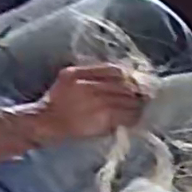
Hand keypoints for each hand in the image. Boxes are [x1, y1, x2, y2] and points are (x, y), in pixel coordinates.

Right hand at [21, 64, 148, 143]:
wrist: (48, 121)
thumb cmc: (61, 102)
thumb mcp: (70, 81)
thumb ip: (92, 76)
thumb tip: (125, 79)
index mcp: (76, 73)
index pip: (114, 70)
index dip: (129, 78)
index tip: (134, 84)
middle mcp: (88, 85)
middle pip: (126, 87)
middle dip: (137, 93)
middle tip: (143, 98)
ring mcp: (98, 102)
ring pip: (131, 102)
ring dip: (138, 107)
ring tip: (138, 109)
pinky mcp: (106, 117)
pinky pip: (129, 116)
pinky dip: (135, 117)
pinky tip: (132, 118)